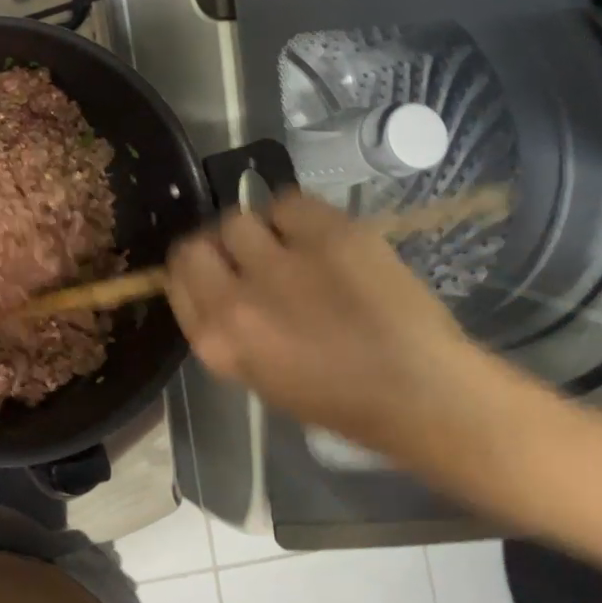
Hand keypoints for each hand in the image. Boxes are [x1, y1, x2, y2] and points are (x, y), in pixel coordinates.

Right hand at [164, 191, 503, 456]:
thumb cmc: (339, 400)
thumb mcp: (257, 375)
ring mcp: (282, 263)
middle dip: (222, 246)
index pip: (178, 273)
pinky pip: (288, 202)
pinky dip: (298, 215)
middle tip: (254, 257)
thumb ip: (225, 327)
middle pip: (201, 241)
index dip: (198, 266)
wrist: (423, 395)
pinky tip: (321, 238)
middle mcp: (237, 298)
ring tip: (294, 248)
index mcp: (216, 339)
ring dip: (260, 230)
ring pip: (241, 219)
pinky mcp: (329, 234)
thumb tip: (218, 283)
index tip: (218, 269)